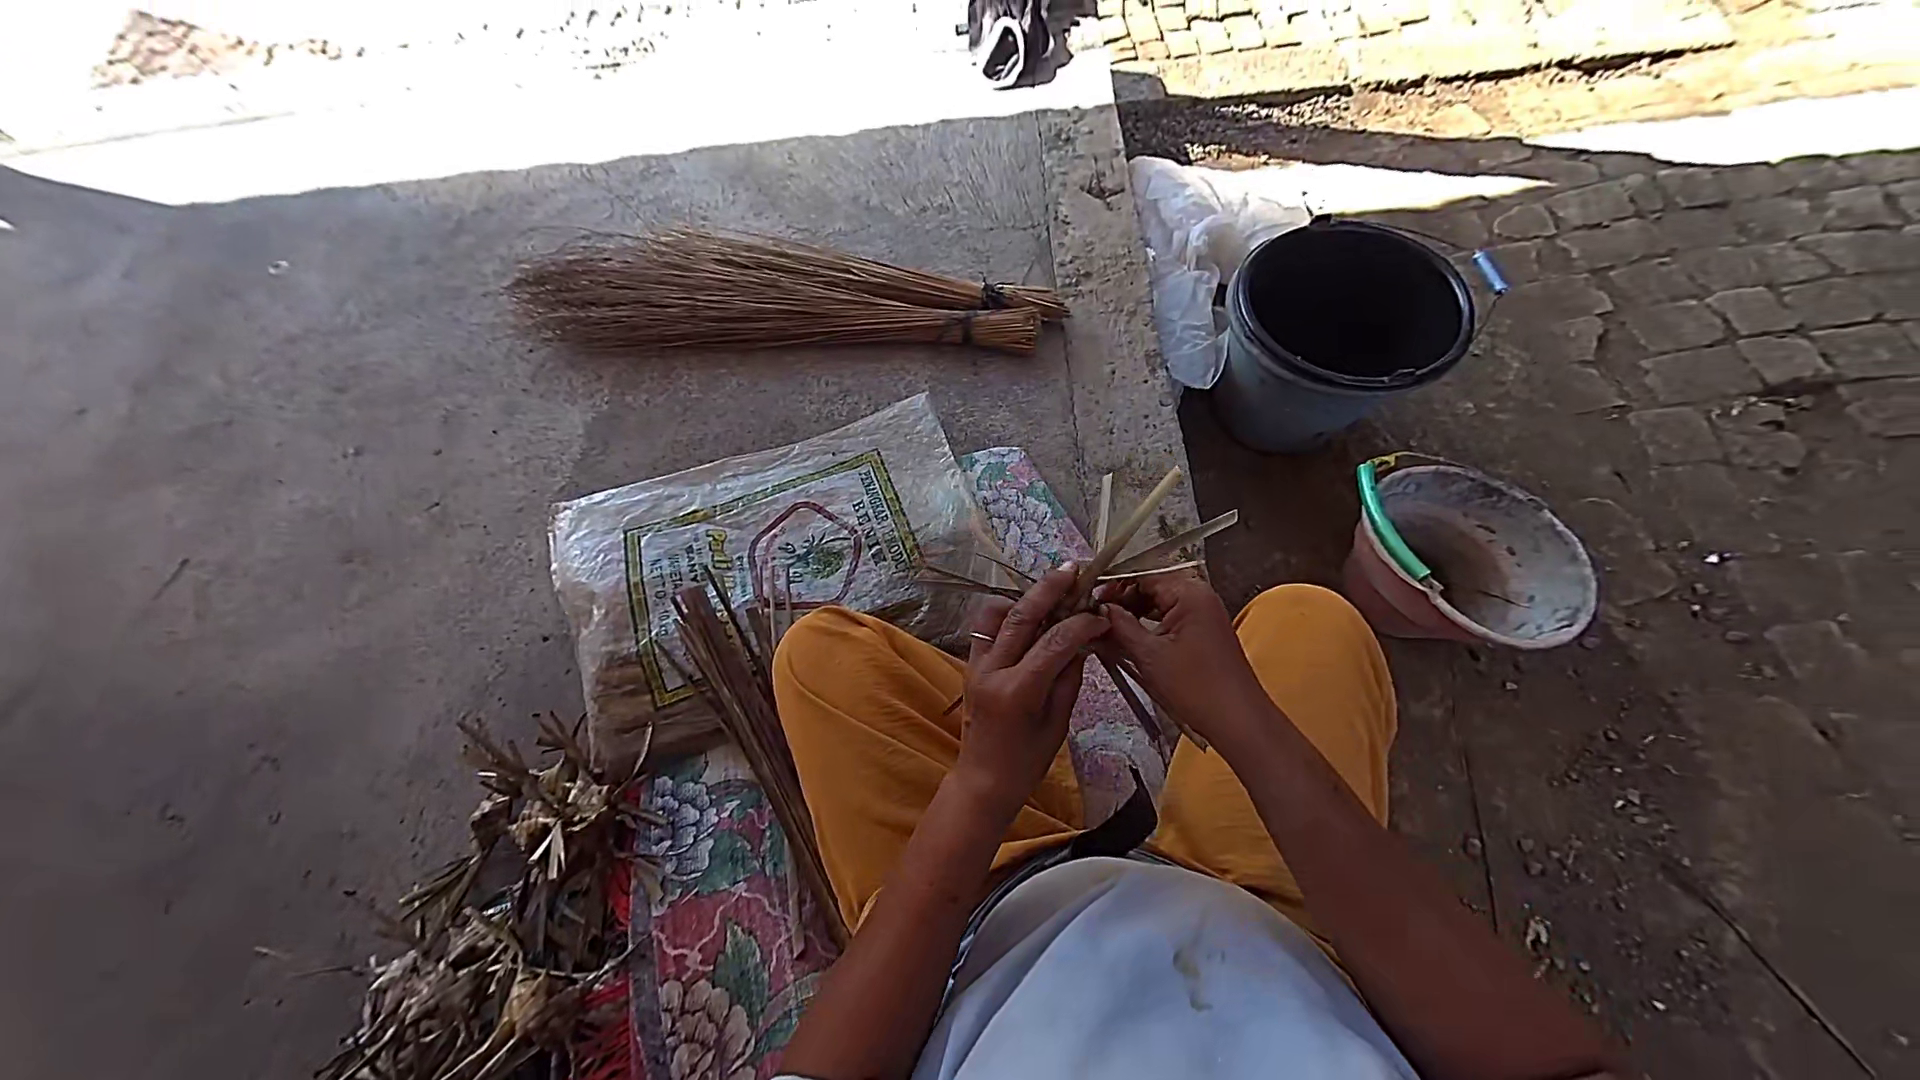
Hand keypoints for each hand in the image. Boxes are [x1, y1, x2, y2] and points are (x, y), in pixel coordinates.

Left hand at [955, 564, 1109, 819]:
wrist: (983, 779)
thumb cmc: (1027, 760)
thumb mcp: (1058, 721)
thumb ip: (1069, 676)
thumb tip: (1083, 639)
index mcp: (1018, 691)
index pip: (1054, 642)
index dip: (1081, 623)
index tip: (1101, 615)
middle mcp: (991, 670)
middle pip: (1020, 616)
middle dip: (1048, 589)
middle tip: (1072, 570)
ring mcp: (975, 664)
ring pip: (995, 614)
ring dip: (1023, 598)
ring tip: (1050, 593)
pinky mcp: (969, 663)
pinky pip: (985, 627)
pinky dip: (1005, 613)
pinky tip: (1027, 616)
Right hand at [1097, 571, 1272, 751]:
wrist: (1237, 721)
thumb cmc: (1195, 687)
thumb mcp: (1148, 655)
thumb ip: (1120, 626)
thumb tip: (1099, 609)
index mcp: (1189, 593)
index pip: (1141, 576)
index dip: (1113, 587)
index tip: (1089, 601)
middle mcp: (1199, 596)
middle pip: (1150, 588)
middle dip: (1121, 602)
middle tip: (1093, 617)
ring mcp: (1202, 613)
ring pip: (1157, 604)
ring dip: (1132, 615)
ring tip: (1105, 629)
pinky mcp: (1202, 631)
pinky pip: (1168, 619)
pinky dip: (1147, 627)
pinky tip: (1127, 640)